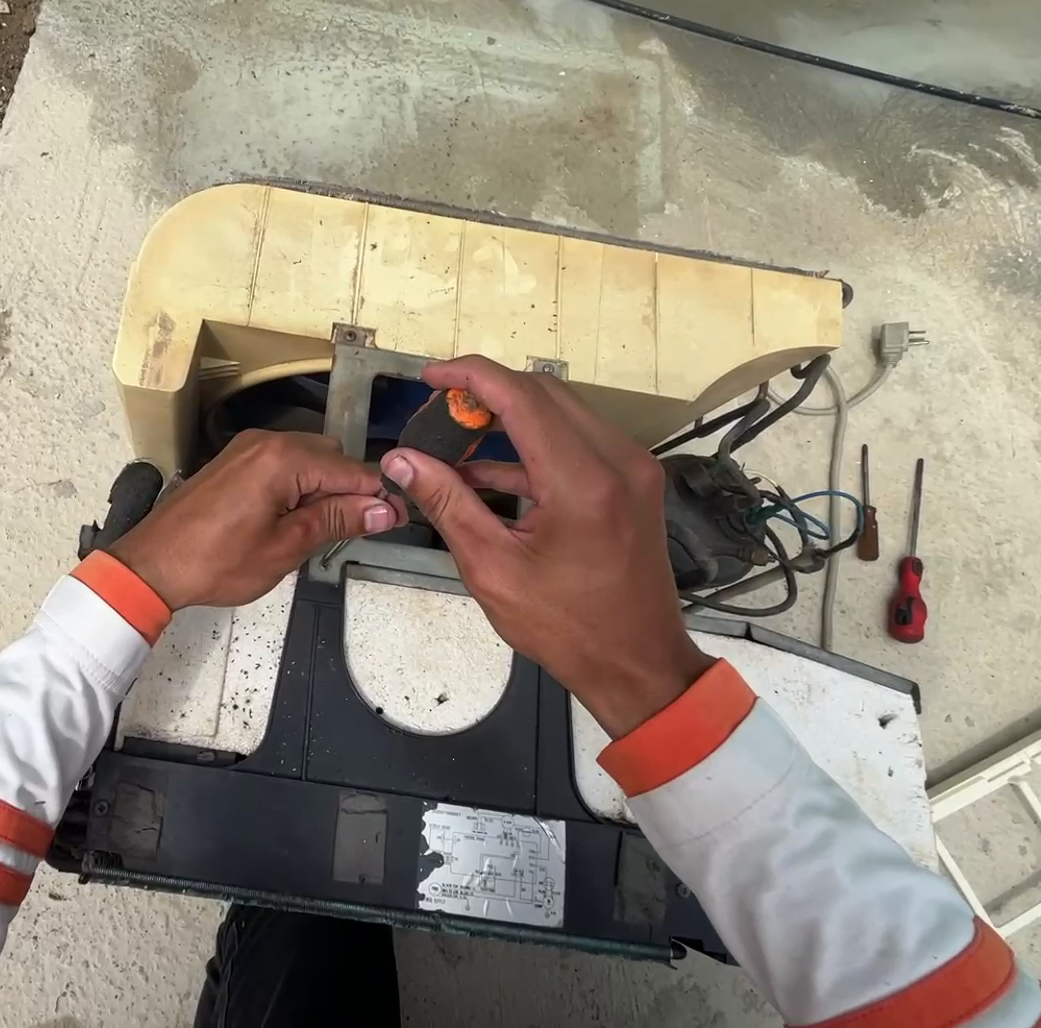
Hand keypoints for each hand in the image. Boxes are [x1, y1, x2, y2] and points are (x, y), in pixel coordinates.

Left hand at [109, 431, 406, 611]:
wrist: (152, 564)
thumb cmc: (216, 561)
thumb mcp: (286, 547)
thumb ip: (337, 520)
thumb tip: (384, 509)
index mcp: (283, 459)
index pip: (351, 470)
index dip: (378, 496)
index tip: (398, 519)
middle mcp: (266, 442)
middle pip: (330, 457)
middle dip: (348, 490)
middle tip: (352, 531)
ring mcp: (247, 448)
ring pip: (307, 459)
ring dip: (322, 488)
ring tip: (318, 530)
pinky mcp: (233, 461)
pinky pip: (281, 463)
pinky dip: (297, 484)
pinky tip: (291, 517)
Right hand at [380, 356, 714, 737]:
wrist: (638, 665)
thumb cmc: (563, 627)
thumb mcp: (491, 567)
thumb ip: (446, 503)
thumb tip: (401, 460)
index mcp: (582, 481)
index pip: (521, 396)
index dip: (470, 375)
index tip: (429, 376)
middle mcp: (617, 459)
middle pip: (543, 393)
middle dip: (485, 391)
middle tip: (437, 410)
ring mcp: (631, 468)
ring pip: (561, 412)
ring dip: (507, 416)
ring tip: (455, 438)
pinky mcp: (632, 481)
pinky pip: (575, 442)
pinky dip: (530, 447)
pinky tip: (486, 472)